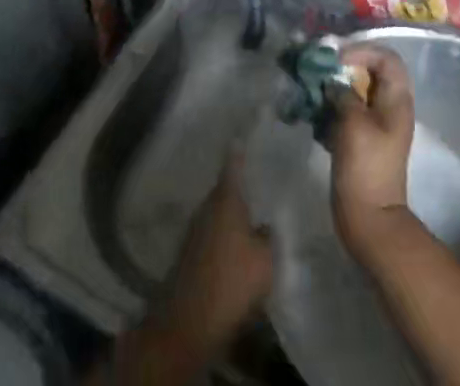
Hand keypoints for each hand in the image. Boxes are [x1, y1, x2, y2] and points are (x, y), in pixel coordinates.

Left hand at [154, 150, 273, 353]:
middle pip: (225, 189)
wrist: (189, 324)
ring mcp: (195, 232)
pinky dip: (226, 232)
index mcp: (225, 200)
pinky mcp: (190, 255)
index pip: (233, 166)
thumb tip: (267, 223)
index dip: (240, 151)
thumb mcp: (266, 257)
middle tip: (263, 179)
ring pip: (219, 212)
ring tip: (258, 211)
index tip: (245, 135)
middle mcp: (206, 208)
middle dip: (242, 185)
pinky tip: (242, 243)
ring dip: (234, 212)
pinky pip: (213, 233)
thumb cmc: (233, 281)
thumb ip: (269, 234)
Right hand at [328, 44, 414, 252]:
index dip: (362, 51)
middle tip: (318, 70)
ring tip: (312, 91)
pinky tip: (314, 115)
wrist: (369, 217)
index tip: (336, 60)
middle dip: (344, 67)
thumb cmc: (365, 168)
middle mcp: (389, 107)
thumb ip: (343, 95)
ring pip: (356, 91)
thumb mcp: (353, 124)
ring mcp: (375, 123)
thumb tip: (332, 81)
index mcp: (397, 100)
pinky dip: (331, 108)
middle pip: (370, 72)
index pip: (387, 58)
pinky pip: (346, 111)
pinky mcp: (361, 138)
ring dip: (334, 88)